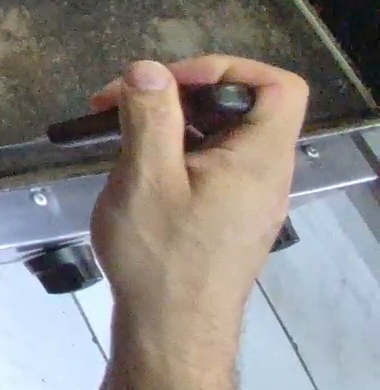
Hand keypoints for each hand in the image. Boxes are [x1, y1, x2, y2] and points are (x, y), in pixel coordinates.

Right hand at [87, 56, 307, 353]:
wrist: (170, 322)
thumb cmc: (160, 250)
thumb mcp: (145, 178)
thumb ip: (150, 119)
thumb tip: (148, 67)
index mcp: (258, 159)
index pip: (277, 87)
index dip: (219, 69)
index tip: (159, 81)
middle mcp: (262, 171)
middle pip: (240, 104)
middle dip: (174, 89)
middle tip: (114, 102)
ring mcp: (243, 191)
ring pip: (216, 129)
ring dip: (163, 116)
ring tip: (112, 128)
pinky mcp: (222, 206)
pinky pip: (204, 155)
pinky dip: (166, 143)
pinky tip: (129, 159)